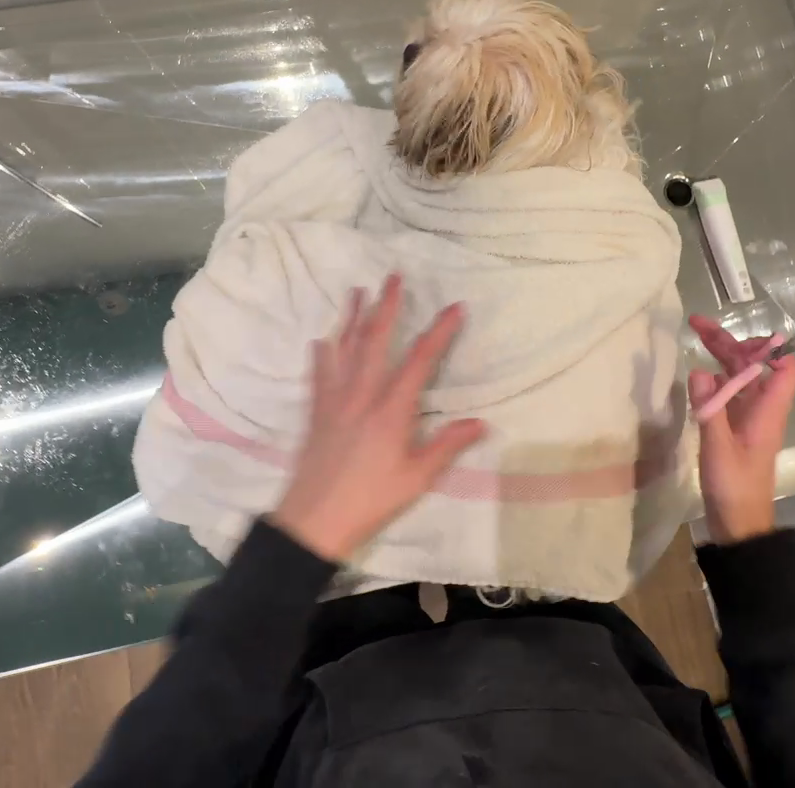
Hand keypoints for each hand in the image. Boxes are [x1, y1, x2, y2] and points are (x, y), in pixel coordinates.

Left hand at [270, 275, 486, 562]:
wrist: (314, 519)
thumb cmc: (371, 500)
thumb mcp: (417, 478)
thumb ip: (446, 446)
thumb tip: (480, 422)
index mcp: (391, 410)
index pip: (420, 361)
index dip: (439, 332)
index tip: (454, 307)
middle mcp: (362, 395)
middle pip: (376, 341)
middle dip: (387, 306)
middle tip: (394, 276)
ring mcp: (335, 400)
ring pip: (344, 349)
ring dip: (353, 318)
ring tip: (358, 291)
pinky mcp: (317, 412)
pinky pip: (319, 374)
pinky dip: (323, 353)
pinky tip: (321, 340)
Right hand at [688, 314, 794, 543]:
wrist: (739, 524)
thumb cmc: (735, 487)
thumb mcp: (718, 449)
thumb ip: (710, 409)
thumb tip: (698, 370)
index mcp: (768, 411)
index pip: (785, 369)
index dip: (769, 349)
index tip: (739, 337)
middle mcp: (761, 409)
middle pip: (753, 366)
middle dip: (729, 342)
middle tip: (695, 324)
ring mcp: (748, 418)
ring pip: (738, 377)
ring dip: (720, 356)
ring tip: (694, 337)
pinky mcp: (734, 429)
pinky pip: (728, 394)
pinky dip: (714, 379)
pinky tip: (696, 377)